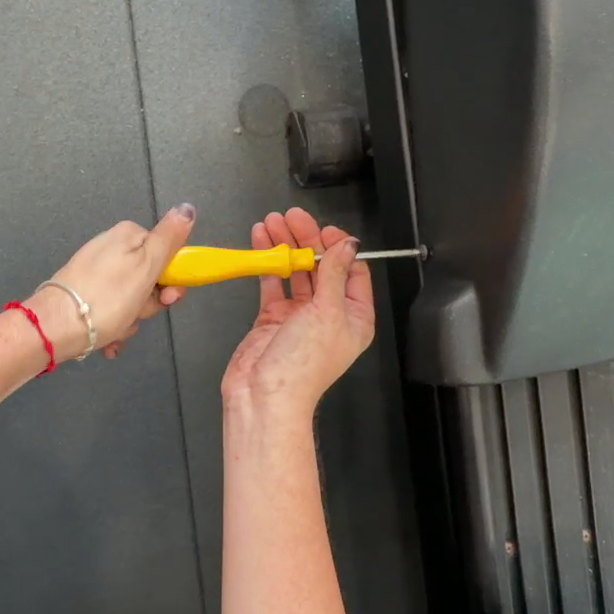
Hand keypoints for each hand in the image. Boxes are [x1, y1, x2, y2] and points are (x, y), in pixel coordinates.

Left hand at [29, 204, 195, 361]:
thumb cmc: (108, 297)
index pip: (165, 254)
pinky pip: (111, 310)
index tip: (167, 298)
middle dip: (147, 304)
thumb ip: (169, 238)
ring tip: (116, 329)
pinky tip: (108, 340)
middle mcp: (110, 248)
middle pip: (148, 279)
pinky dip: (113, 328)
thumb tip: (188, 207)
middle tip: (136, 313)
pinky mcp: (83, 294)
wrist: (56, 327)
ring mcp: (95, 272)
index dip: (171, 280)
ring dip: (129, 321)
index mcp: (128, 235)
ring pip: (131, 299)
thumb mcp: (146, 266)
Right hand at [221, 208, 374, 415]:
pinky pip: (272, 282)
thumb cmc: (303, 364)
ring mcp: (299, 315)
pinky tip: (260, 242)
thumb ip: (335, 273)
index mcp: (354, 316)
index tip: (321, 228)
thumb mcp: (328, 312)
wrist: (265, 395)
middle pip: (321, 267)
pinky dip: (266, 262)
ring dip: (284, 246)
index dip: (337, 247)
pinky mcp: (272, 317)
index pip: (351, 271)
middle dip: (306, 239)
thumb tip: (347, 244)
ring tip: (270, 222)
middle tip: (290, 217)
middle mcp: (329, 314)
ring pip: (294, 271)